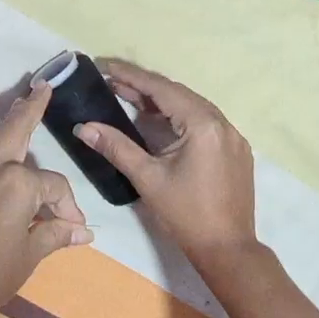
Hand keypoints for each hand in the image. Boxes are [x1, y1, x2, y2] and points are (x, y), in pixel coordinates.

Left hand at [0, 82, 90, 317]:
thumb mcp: (29, 254)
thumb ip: (55, 234)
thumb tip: (83, 231)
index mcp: (17, 183)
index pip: (53, 185)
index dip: (68, 206)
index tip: (74, 227)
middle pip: (16, 128)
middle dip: (31, 107)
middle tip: (43, 86)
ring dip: (9, 123)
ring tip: (21, 105)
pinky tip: (0, 151)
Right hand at [74, 60, 257, 270]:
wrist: (228, 252)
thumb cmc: (186, 214)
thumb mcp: (148, 179)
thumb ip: (116, 147)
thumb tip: (83, 127)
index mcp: (203, 124)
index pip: (161, 89)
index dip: (131, 76)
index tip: (105, 66)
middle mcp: (222, 122)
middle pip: (177, 94)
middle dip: (143, 87)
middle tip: (111, 82)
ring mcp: (232, 136)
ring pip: (191, 106)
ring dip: (161, 101)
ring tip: (129, 97)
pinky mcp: (235, 150)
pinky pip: (204, 121)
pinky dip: (179, 116)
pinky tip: (160, 122)